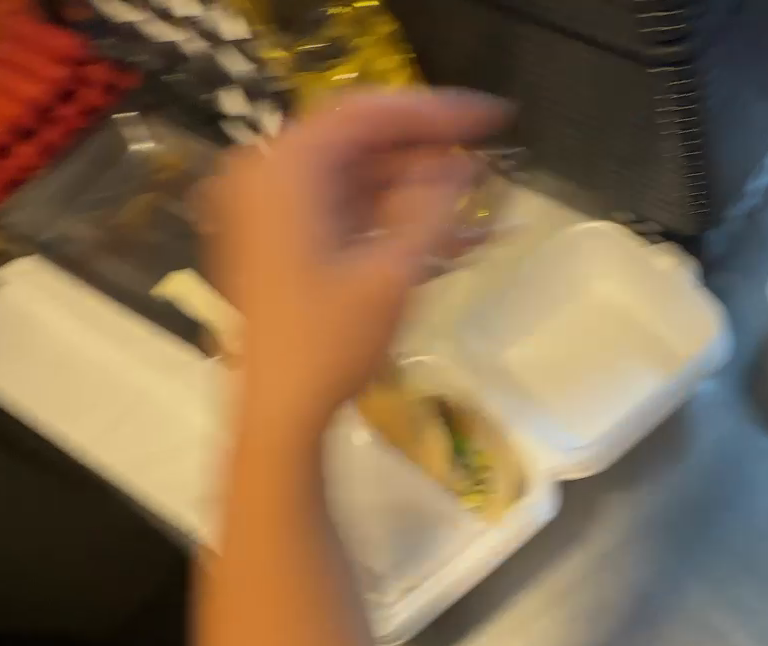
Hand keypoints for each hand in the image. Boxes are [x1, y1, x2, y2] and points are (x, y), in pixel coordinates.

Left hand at [209, 90, 510, 441]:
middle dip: (433, 164)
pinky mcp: (293, 247)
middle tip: (490, 173)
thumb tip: (464, 165)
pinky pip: (355, 220)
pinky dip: (400, 230)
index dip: (436, 113)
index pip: (369, 114)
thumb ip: (431, 211)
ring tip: (484, 217)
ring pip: (366, 187)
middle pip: (366, 148)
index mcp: (287, 171)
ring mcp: (281, 214)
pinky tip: (454, 245)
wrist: (282, 411)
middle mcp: (275, 179)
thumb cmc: (329, 344)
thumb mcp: (390, 275)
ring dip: (424, 202)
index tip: (492, 120)